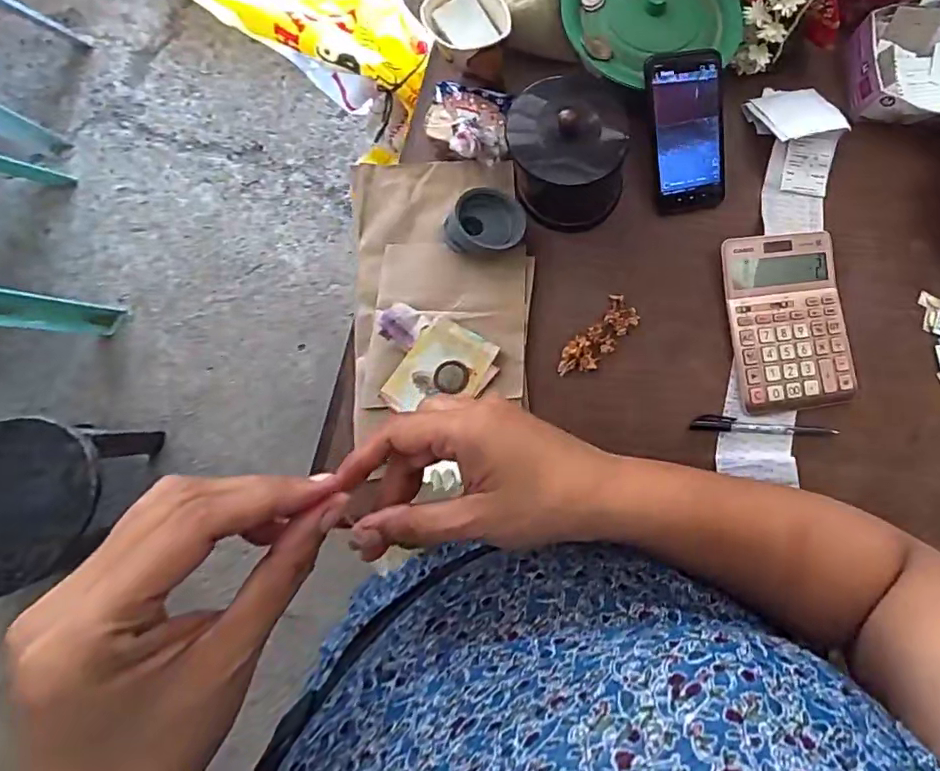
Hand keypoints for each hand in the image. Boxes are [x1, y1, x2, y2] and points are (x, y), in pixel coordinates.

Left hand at [5, 474, 347, 770]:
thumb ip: (280, 575)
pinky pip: (147, 530)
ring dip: (231, 500)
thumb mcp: (230, 663)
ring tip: (286, 514)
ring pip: (161, 508)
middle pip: (173, 505)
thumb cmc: (164, 755)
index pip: (188, 522)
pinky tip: (243, 527)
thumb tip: (328, 510)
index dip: (265, 494)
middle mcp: (60, 598)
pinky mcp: (72, 594)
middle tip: (315, 498)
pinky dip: (205, 519)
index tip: (325, 488)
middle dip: (253, 493)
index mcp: (88, 625)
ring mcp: (59, 593)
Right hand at [332, 395, 618, 561]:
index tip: (336, 492)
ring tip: (409, 515)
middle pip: (413, 431)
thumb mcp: (476, 519)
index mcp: (464, 424)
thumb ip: (417, 523)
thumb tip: (365, 530)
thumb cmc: (542, 506)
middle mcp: (475, 408)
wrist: (602, 493)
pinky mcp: (506, 426)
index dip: (361, 462)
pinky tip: (440, 494)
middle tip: (384, 521)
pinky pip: (458, 435)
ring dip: (415, 469)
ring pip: (435, 433)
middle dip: (391, 474)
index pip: (395, 434)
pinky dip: (440, 462)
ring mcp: (493, 414)